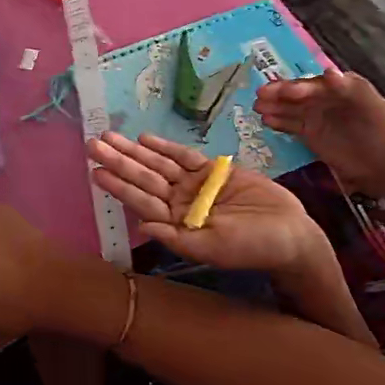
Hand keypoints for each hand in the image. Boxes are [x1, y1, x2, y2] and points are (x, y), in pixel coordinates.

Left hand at [88, 131, 321, 273]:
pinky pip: (186, 157)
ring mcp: (197, 186)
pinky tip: (146, 139)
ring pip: (160, 165)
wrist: (291, 234)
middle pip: (144, 178)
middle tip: (93, 144)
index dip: (119, 185)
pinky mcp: (216, 172)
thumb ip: (178, 238)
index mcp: (178, 223)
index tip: (96, 171)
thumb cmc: (253, 247)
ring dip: (136, 151)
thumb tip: (142, 226)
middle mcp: (182, 203)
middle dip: (119, 161)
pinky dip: (167, 148)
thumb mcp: (214, 247)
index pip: (141, 201)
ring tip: (110, 137)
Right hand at [255, 69, 384, 197]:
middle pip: (302, 93)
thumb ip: (355, 91)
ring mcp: (318, 116)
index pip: (320, 84)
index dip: (303, 86)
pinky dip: (279, 121)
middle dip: (282, 92)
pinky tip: (266, 120)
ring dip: (275, 105)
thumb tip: (328, 72)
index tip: (288, 91)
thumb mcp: (378, 113)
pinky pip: (291, 124)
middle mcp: (329, 98)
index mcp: (347, 88)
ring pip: (292, 107)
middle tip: (263, 94)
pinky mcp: (310, 133)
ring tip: (257, 106)